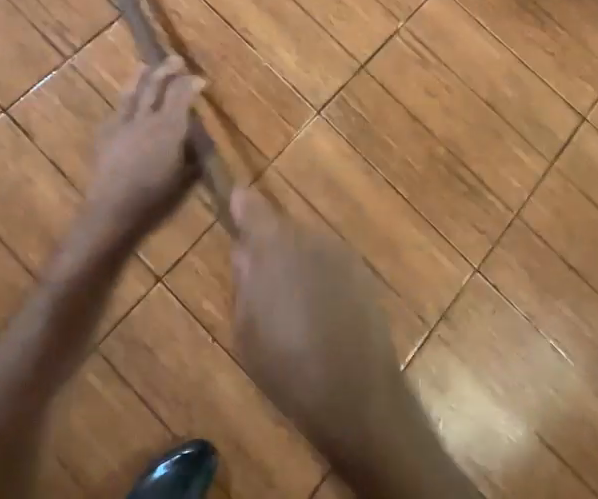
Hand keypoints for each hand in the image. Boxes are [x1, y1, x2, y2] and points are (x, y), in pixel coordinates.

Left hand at [81, 57, 205, 251]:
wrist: (112, 208)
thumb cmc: (154, 197)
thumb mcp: (184, 177)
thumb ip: (193, 156)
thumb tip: (199, 143)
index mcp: (169, 126)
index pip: (182, 94)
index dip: (192, 83)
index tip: (200, 80)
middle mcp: (146, 118)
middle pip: (156, 85)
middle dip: (167, 70)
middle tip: (176, 60)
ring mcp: (123, 123)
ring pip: (133, 92)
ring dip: (141, 77)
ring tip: (145, 66)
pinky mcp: (105, 133)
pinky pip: (117, 110)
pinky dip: (125, 101)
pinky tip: (126, 101)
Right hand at [228, 188, 412, 463]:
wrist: (355, 393)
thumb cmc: (286, 366)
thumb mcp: (246, 327)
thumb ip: (244, 279)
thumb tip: (245, 250)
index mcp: (273, 246)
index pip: (251, 204)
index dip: (241, 205)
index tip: (234, 208)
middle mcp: (309, 237)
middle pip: (282, 227)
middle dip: (270, 245)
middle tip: (260, 282)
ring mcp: (341, 253)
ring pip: (308, 245)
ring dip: (298, 262)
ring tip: (292, 305)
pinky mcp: (364, 273)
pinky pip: (331, 264)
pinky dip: (322, 277)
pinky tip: (321, 313)